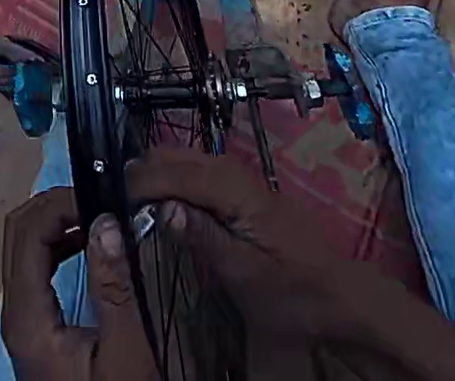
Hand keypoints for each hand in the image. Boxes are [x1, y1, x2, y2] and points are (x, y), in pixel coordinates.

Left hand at [0, 187, 157, 380]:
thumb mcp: (126, 357)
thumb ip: (115, 289)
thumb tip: (107, 221)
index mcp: (27, 315)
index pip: (26, 233)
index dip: (57, 205)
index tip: (96, 197)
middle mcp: (14, 310)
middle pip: (17, 232)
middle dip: (52, 206)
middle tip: (95, 198)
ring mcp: (22, 318)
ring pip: (23, 246)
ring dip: (53, 222)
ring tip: (94, 215)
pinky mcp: (35, 326)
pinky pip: (35, 266)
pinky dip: (57, 244)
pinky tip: (87, 243)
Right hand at [126, 149, 358, 340]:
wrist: (345, 299)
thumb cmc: (297, 291)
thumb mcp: (248, 276)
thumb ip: (203, 237)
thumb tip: (160, 207)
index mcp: (230, 186)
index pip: (167, 172)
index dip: (135, 184)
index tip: (109, 203)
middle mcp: (226, 167)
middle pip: (165, 155)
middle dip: (136, 175)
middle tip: (114, 205)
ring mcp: (229, 172)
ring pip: (173, 157)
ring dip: (148, 175)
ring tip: (128, 205)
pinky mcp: (231, 182)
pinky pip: (185, 168)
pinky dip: (163, 178)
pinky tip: (156, 203)